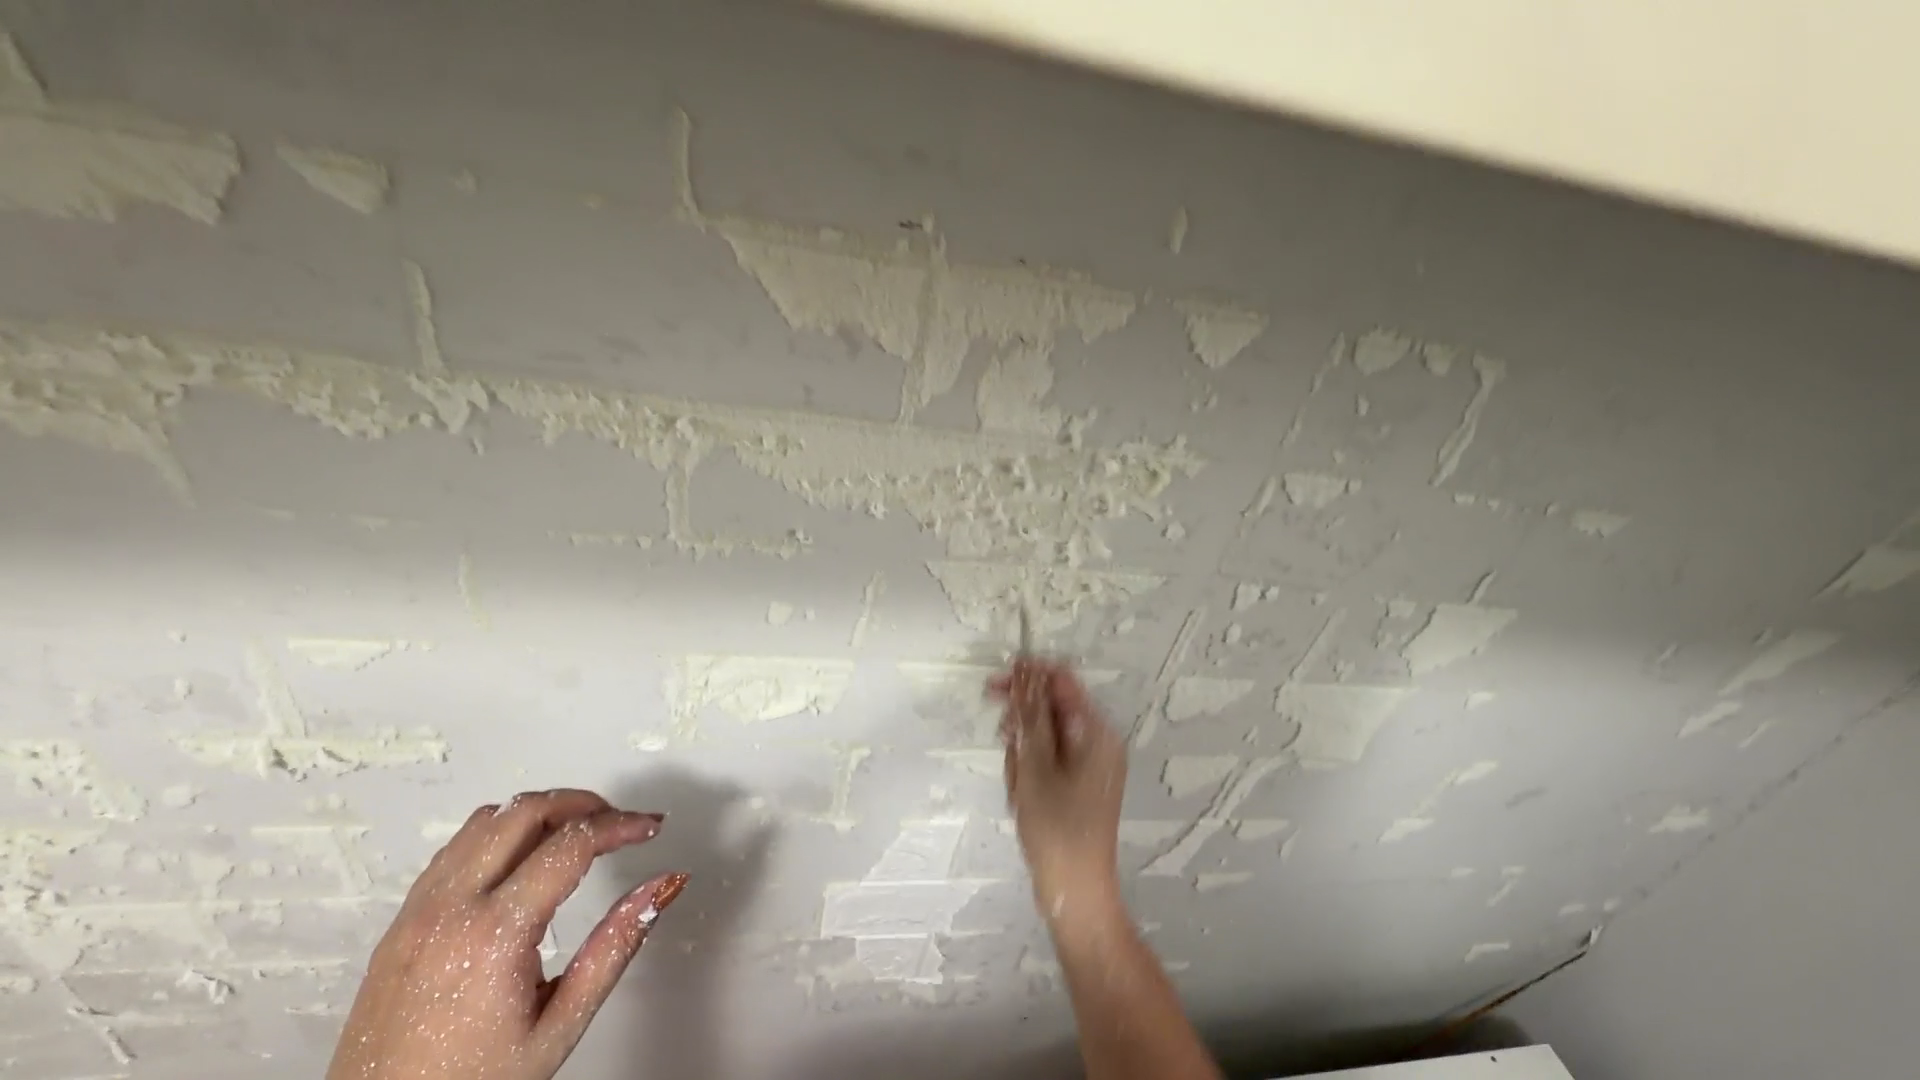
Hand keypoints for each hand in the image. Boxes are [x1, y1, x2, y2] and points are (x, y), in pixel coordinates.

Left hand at [327, 789, 687, 1079]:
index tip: (651, 826)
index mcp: (495, 933)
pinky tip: (524, 860)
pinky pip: (456, 846)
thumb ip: (616, 947)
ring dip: (540, 812)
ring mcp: (418, 908)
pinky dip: (501, 832)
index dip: (620, 825)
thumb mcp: (561, 1024)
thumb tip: (664, 885)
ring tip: (579, 835)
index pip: (571, 844)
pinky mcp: (401, 918)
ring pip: (487, 818)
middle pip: (526, 811)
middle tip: (620, 823)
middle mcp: (451, 906)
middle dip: (583, 804)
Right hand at [990, 659, 1126, 924]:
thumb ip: (1030, 715)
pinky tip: (1022, 797)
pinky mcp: (1078, 784)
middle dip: (1022, 725)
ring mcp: (1089, 765)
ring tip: (1018, 786)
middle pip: (1051, 709)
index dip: (1027, 676)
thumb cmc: (1056, 827)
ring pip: (1043, 737)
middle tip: (1003, 743)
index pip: (1061, 681)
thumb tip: (1026, 670)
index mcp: (1096, 731)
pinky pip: (1048, 761)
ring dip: (1022, 753)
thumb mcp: (1035, 766)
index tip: (993, 688)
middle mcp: (1098, 742)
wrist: (1074, 890)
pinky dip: (1029, 772)